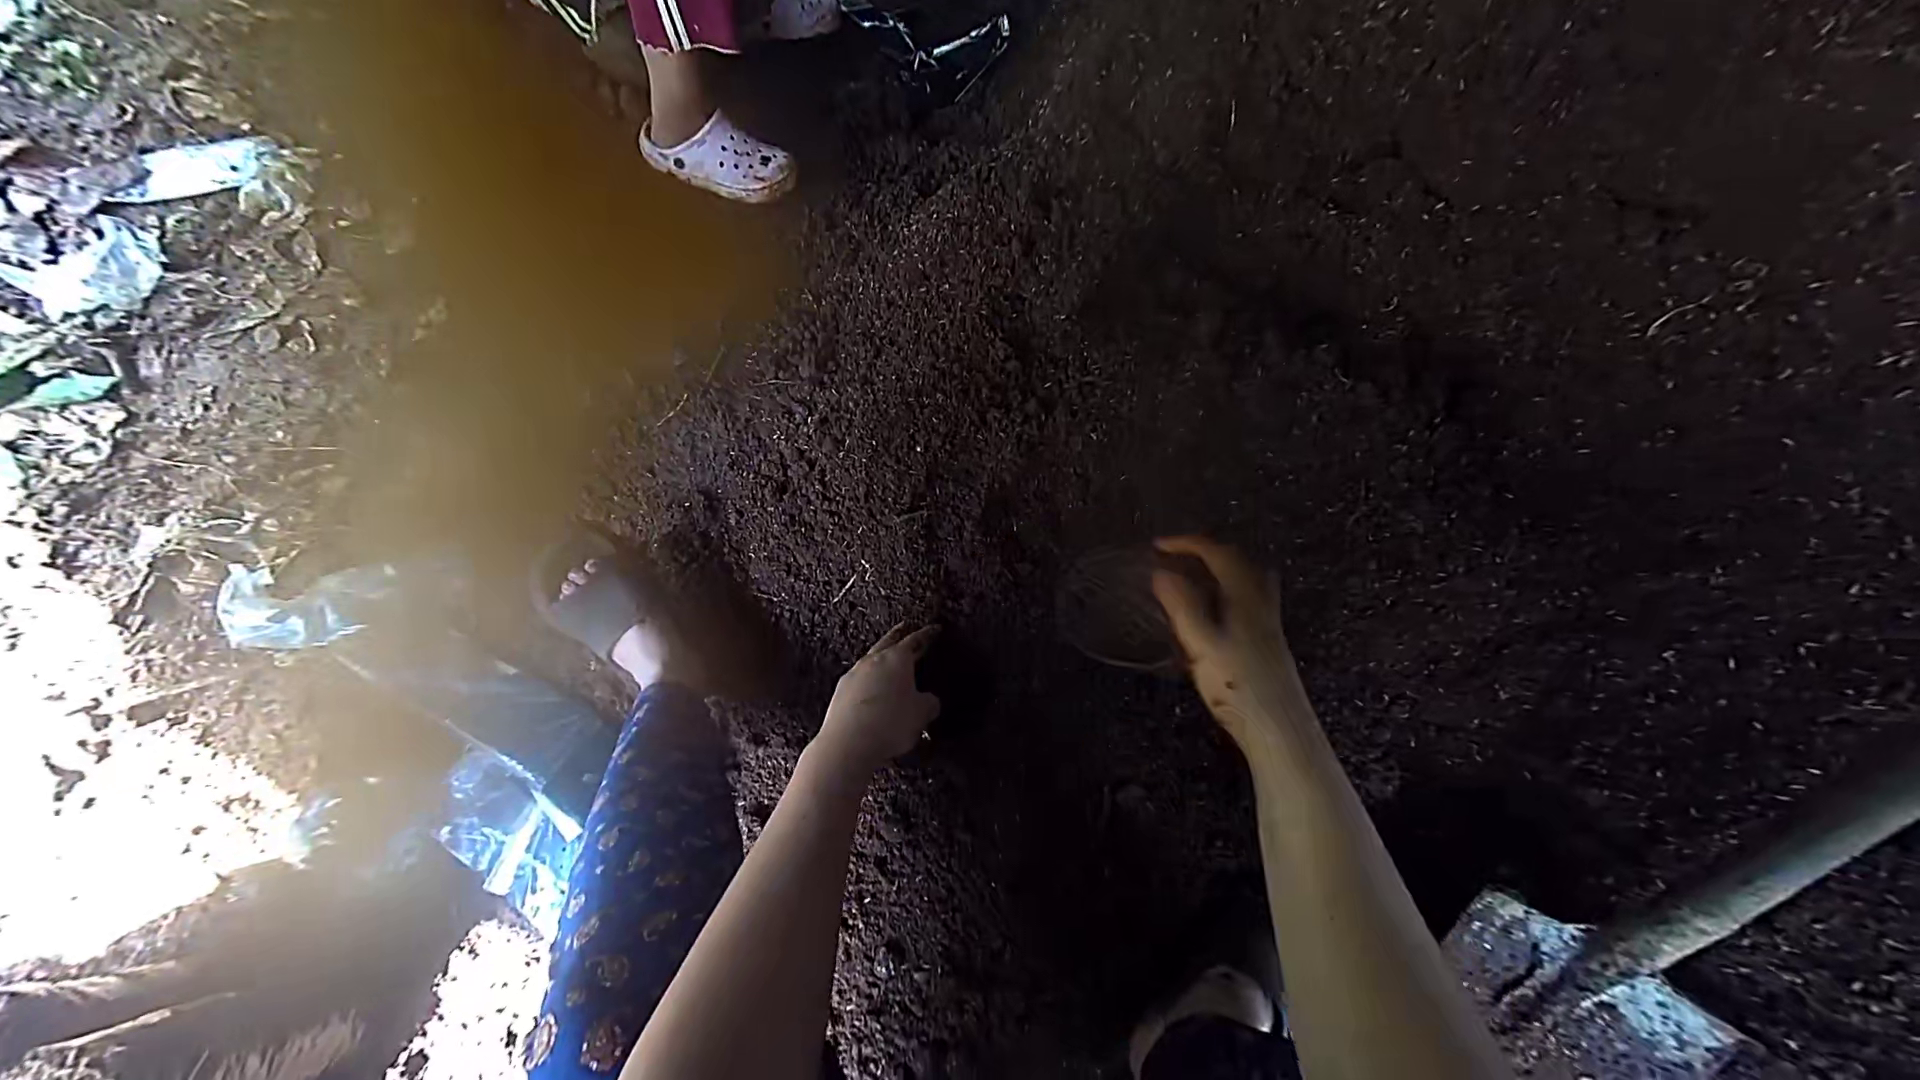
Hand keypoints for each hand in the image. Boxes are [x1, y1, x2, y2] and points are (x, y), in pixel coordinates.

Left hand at [813, 621, 941, 772]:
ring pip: (872, 659)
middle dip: (900, 634)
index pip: (916, 640)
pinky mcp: (841, 691)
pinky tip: (872, 689)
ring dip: (882, 658)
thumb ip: (930, 703)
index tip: (934, 629)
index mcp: (898, 658)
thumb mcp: (922, 714)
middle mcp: (874, 660)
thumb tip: (929, 700)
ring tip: (889, 661)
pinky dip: (869, 680)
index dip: (927, 634)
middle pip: (889, 641)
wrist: (847, 744)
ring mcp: (854, 674)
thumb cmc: (890, 724)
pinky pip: (860, 679)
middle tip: (906, 627)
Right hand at [1151, 536, 1294, 742]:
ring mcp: (1267, 623)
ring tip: (1190, 579)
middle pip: (1236, 561)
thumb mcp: (1201, 644)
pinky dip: (1223, 592)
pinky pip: (1245, 600)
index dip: (1187, 544)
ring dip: (1217, 571)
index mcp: (1245, 597)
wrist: (1280, 730)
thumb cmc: (1238, 686)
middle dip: (1204, 552)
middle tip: (1174, 557)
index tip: (1158, 546)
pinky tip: (1209, 615)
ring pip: (1245, 580)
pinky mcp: (1266, 642)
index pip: (1217, 553)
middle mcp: (1260, 603)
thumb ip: (1181, 606)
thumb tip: (1161, 572)